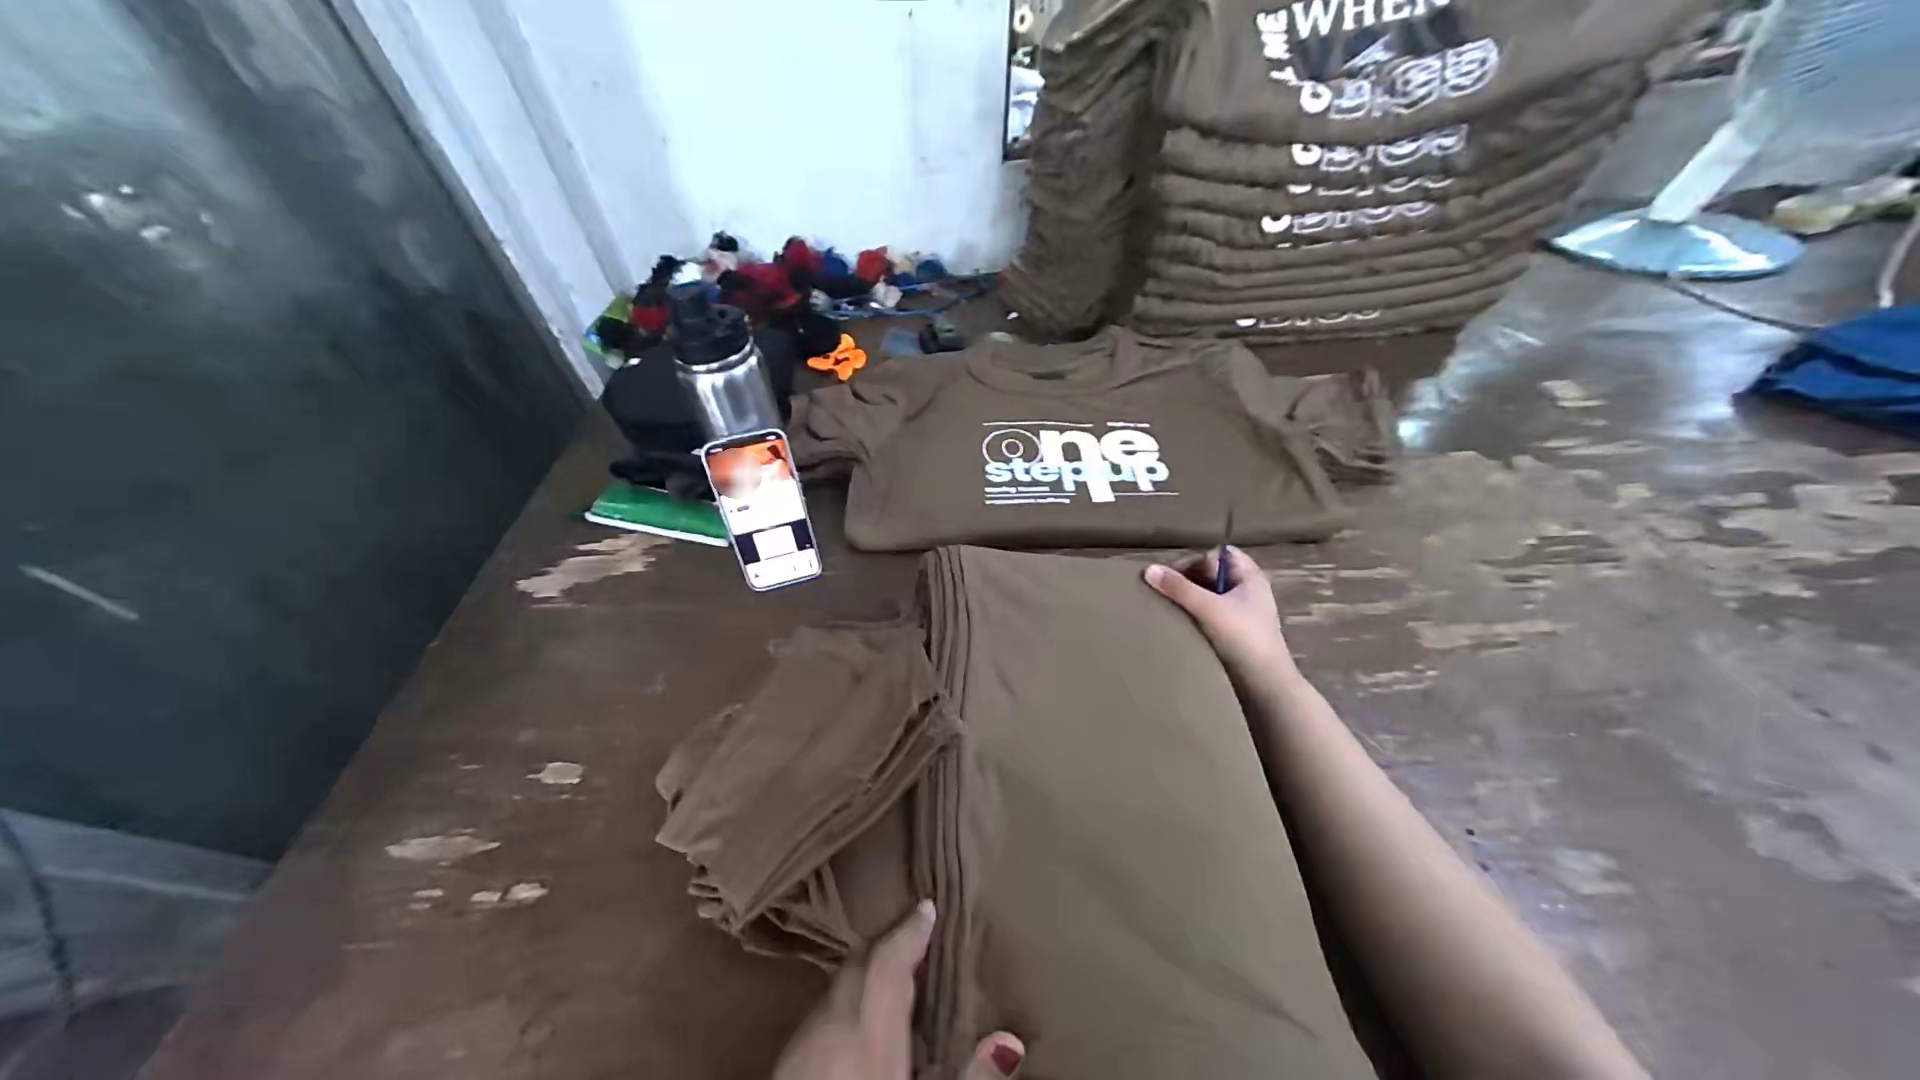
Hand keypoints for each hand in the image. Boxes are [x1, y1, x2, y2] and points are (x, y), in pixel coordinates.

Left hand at [772, 900, 1024, 1079]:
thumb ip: (970, 1078)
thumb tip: (1009, 1041)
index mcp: (870, 1032)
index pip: (889, 960)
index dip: (910, 930)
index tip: (927, 906)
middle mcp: (831, 1026)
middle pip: (859, 963)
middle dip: (888, 941)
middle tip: (916, 928)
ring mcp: (802, 1045)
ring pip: (837, 985)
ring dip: (866, 968)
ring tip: (895, 965)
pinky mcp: (786, 1064)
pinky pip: (822, 1010)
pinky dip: (847, 996)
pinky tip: (860, 1015)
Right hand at [1144, 547, 1300, 682]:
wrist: (1265, 684)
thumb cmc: (1243, 638)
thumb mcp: (1208, 608)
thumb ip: (1178, 587)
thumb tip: (1148, 569)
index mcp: (1250, 577)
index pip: (1217, 555)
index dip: (1195, 560)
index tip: (1172, 576)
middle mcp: (1248, 590)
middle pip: (1211, 574)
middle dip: (1187, 580)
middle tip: (1164, 592)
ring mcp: (1242, 612)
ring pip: (1208, 595)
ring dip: (1189, 599)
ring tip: (1167, 607)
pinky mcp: (1235, 632)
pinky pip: (1209, 614)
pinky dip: (1194, 615)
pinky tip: (1180, 624)